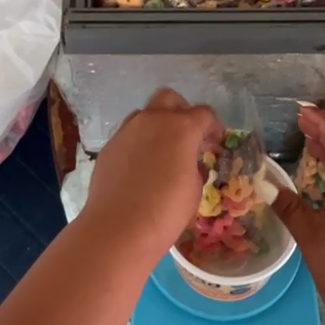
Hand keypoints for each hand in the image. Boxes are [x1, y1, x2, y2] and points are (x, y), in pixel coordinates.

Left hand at [83, 88, 223, 258]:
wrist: (119, 226)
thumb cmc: (167, 209)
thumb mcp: (194, 190)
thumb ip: (195, 169)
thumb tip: (192, 164)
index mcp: (182, 127)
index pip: (204, 114)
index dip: (213, 126)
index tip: (215, 142)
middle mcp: (153, 120)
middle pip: (169, 98)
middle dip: (182, 111)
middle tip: (188, 135)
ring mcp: (127, 131)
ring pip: (144, 114)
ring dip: (157, 125)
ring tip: (162, 151)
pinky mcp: (109, 146)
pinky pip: (128, 135)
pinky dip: (138, 143)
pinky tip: (140, 167)